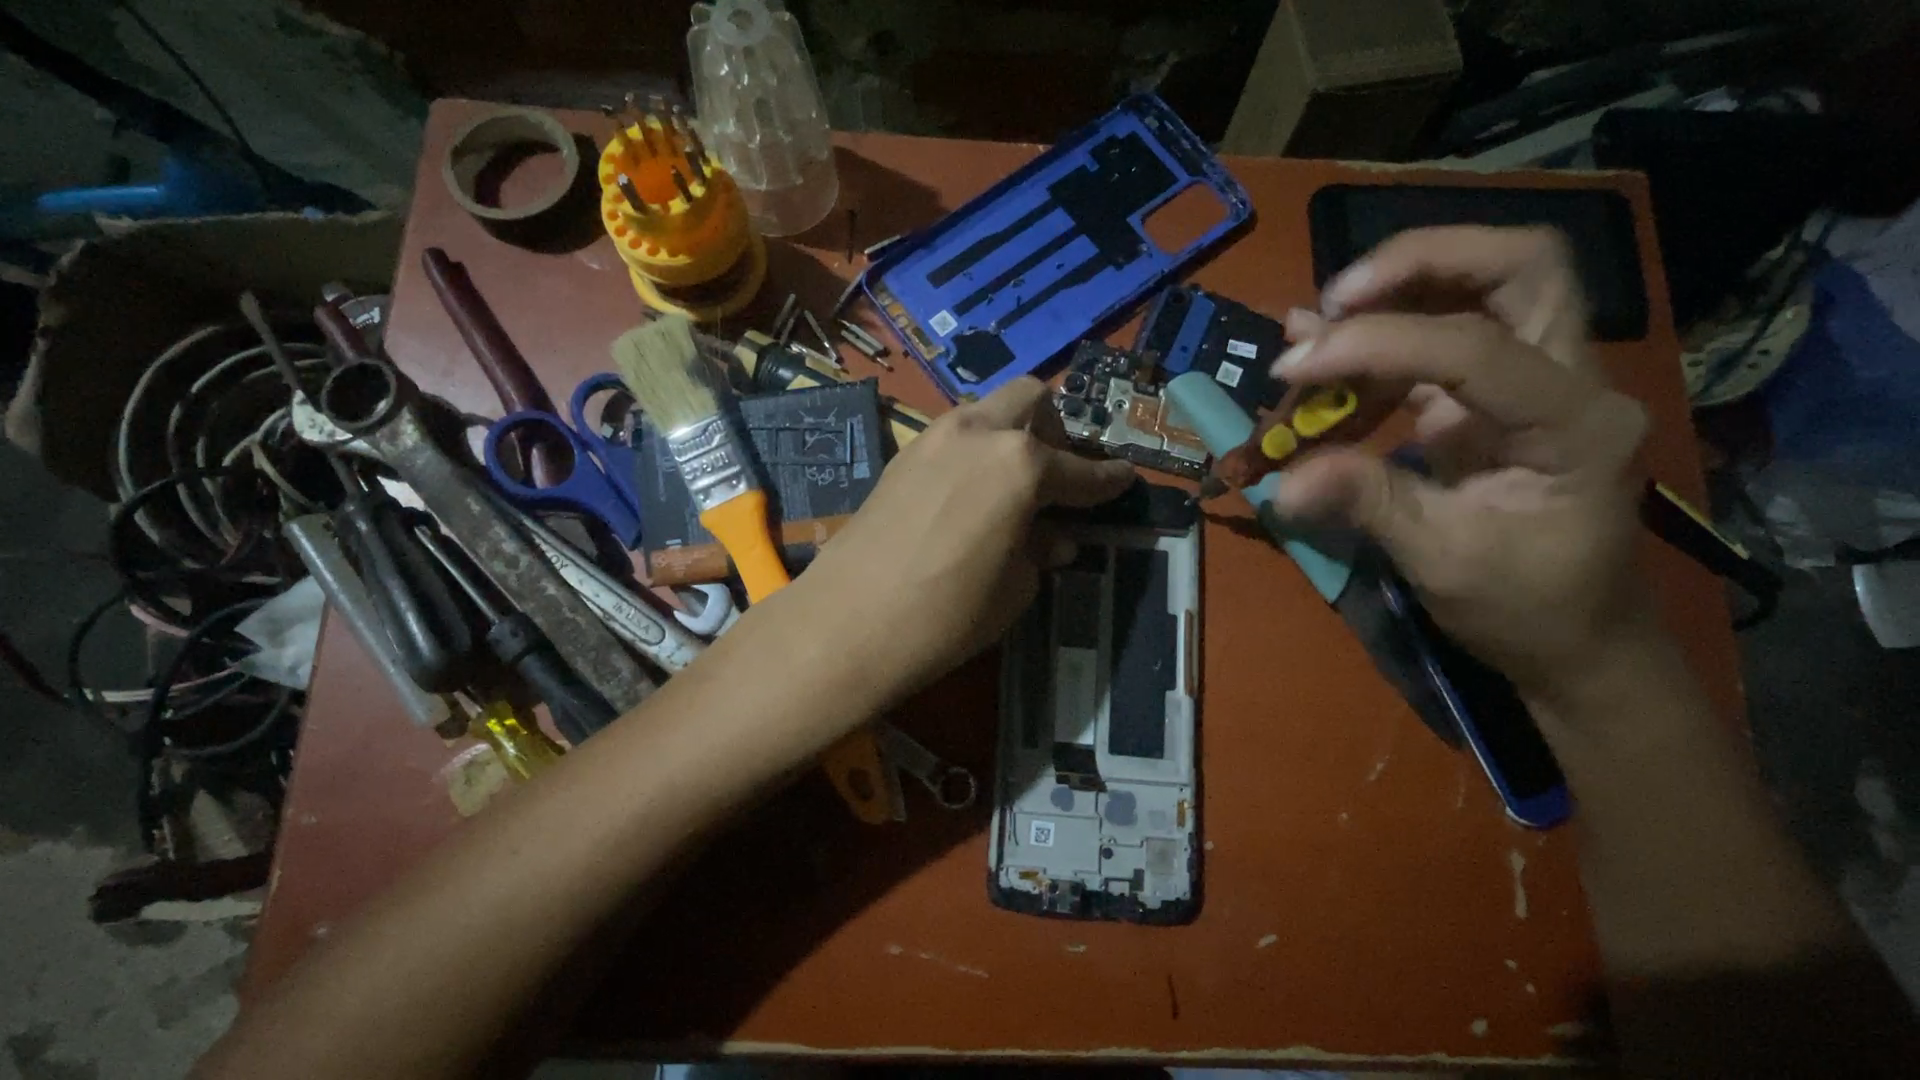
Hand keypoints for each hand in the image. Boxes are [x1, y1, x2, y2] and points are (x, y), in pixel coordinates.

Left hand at [797, 377, 1135, 697]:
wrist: (848, 623)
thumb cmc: (947, 615)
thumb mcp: (1014, 589)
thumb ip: (1040, 550)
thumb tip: (1053, 537)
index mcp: (1021, 463)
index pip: (1079, 469)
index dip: (1106, 479)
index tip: (1124, 478)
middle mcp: (978, 433)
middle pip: (1032, 400)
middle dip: (1055, 430)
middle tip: (1059, 474)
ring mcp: (933, 438)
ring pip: (987, 411)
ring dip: (1010, 435)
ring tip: (1014, 485)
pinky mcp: (900, 456)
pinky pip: (953, 436)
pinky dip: (975, 452)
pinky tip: (973, 495)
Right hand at [1271, 226, 1653, 700]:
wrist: (1578, 640)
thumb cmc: (1529, 608)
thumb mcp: (1444, 562)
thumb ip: (1368, 504)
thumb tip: (1280, 485)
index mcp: (1574, 423)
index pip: (1475, 347)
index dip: (1378, 345)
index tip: (1294, 369)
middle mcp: (1569, 379)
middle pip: (1519, 265)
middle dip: (1421, 261)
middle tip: (1338, 297)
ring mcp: (1534, 381)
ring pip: (1488, 284)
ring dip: (1396, 291)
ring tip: (1317, 334)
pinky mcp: (1493, 397)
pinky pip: (1441, 339)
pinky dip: (1380, 342)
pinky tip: (1323, 360)